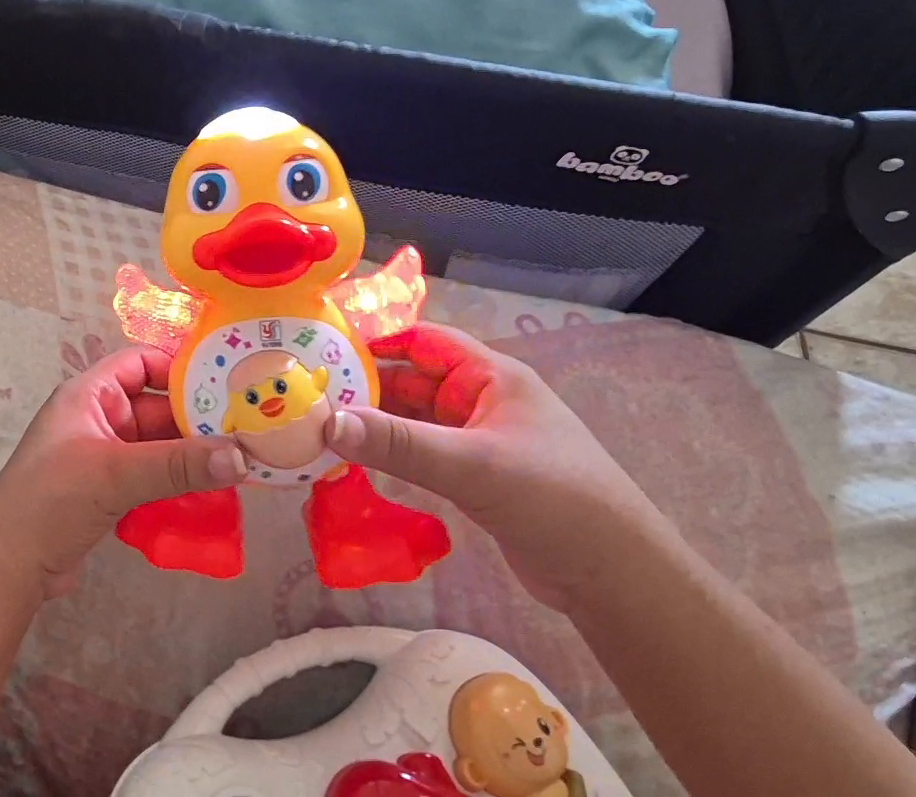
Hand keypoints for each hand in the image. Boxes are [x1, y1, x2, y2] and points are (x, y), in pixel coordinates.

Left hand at [0, 346, 246, 598]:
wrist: (6, 566)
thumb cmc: (50, 501)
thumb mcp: (115, 475)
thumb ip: (178, 465)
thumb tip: (241, 456)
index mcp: (89, 395)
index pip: (141, 362)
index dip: (181, 368)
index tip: (227, 384)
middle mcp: (98, 419)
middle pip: (158, 407)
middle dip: (198, 421)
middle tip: (249, 431)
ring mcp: (103, 457)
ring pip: (159, 446)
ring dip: (193, 456)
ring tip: (242, 465)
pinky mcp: (109, 492)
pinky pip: (153, 476)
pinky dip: (179, 482)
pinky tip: (213, 495)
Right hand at [326, 324, 670, 612]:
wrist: (612, 575)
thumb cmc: (553, 499)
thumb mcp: (472, 465)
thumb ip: (399, 445)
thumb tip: (327, 423)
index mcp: (489, 377)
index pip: (421, 340)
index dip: (374, 339)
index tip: (320, 346)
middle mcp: (478, 400)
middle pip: (409, 381)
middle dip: (361, 386)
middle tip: (303, 395)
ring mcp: (474, 440)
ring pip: (410, 420)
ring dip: (371, 424)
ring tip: (315, 427)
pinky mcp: (471, 477)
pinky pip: (418, 453)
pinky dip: (387, 454)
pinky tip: (351, 461)